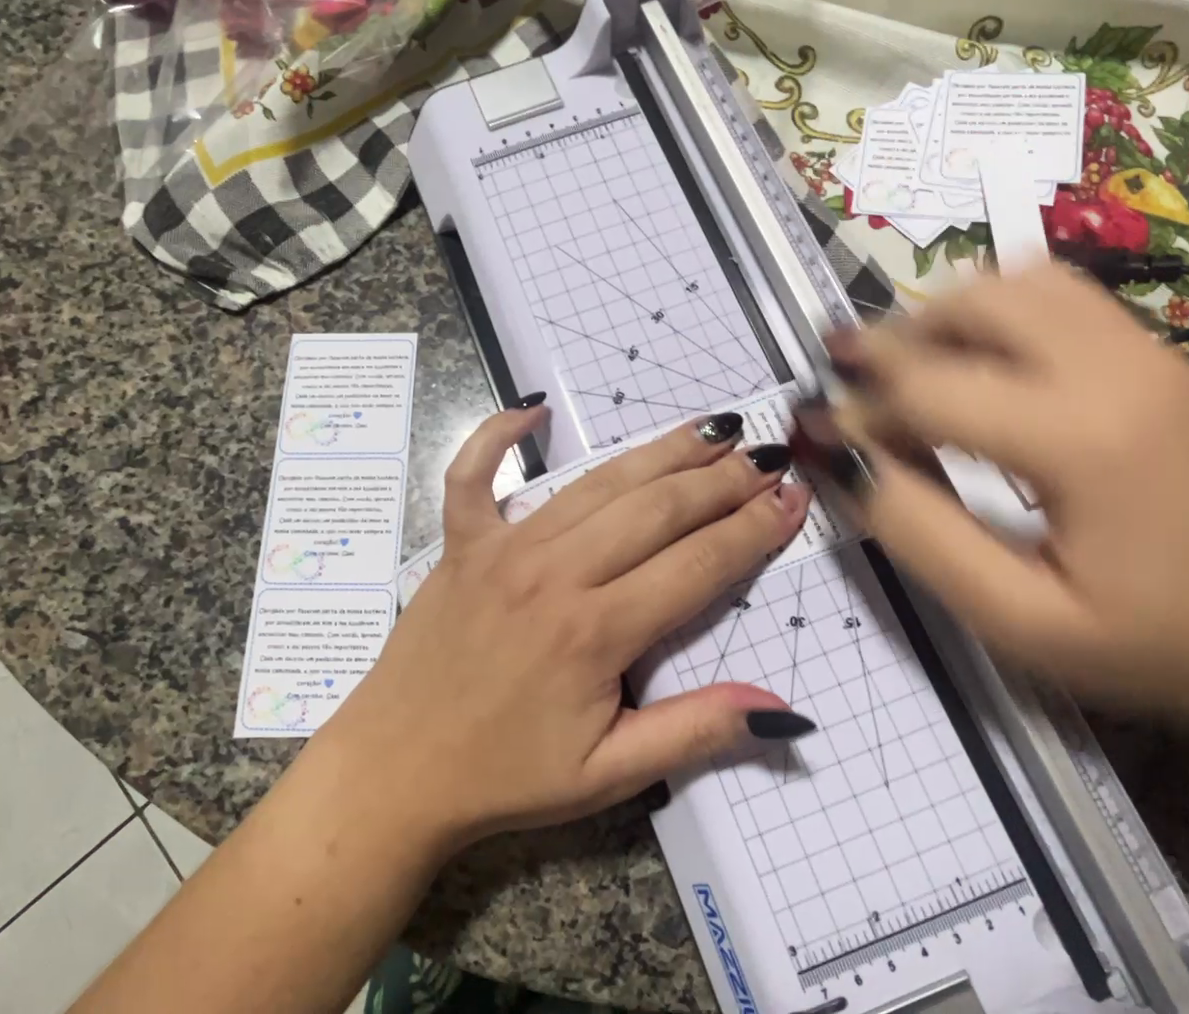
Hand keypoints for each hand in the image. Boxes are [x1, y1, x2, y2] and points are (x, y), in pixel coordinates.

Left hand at [306, 405, 816, 853]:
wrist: (395, 773)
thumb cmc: (505, 777)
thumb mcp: (609, 774)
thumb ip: (695, 732)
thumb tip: (783, 708)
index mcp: (596, 631)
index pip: (698, 563)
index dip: (754, 528)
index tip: (793, 497)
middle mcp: (554, 573)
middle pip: (657, 509)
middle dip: (722, 481)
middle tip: (765, 458)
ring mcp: (501, 549)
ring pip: (596, 483)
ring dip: (657, 453)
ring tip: (707, 431)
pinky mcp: (459, 545)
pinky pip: (472, 473)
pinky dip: (498, 435)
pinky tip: (533, 410)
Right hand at [804, 266, 1188, 724]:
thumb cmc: (1154, 643)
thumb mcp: (1018, 619)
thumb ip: (920, 534)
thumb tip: (841, 463)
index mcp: (1081, 439)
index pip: (929, 389)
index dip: (854, 409)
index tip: (809, 432)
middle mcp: (1114, 368)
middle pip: (975, 302)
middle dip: (895, 339)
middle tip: (850, 392)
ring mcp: (1144, 352)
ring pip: (1017, 282)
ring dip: (945, 315)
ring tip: (908, 377)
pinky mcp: (1155, 357)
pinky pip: (1056, 297)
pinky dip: (994, 313)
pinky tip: (975, 372)